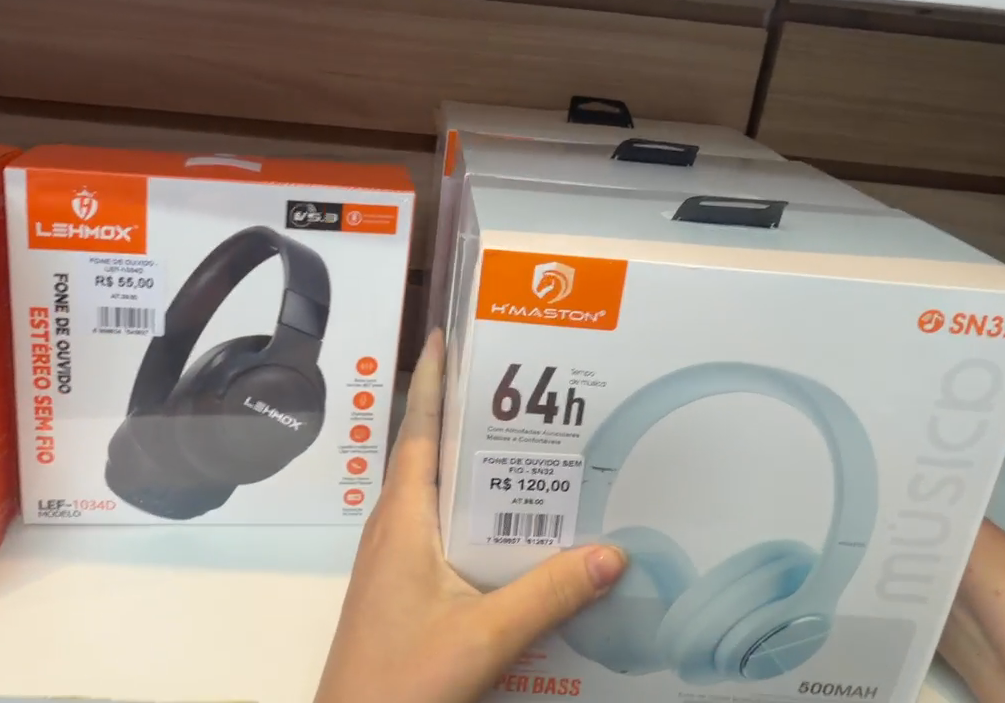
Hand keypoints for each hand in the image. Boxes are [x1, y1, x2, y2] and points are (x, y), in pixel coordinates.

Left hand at [316, 331, 626, 702]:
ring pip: (430, 488)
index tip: (445, 335)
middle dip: (460, 411)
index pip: (419, 426)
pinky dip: (463, 505)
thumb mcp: (485, 635)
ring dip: (462, 460)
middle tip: (509, 383)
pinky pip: (432, 522)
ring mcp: (391, 552)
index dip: (431, 377)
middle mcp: (393, 521)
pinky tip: (499, 525)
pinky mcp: (397, 579)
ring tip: (514, 442)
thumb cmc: (403, 677)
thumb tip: (613, 552)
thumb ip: (548, 594)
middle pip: (426, 448)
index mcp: (403, 514)